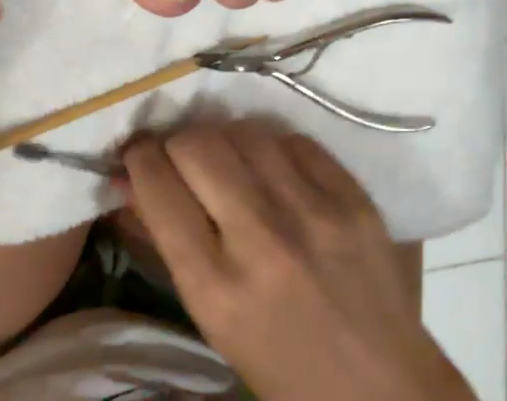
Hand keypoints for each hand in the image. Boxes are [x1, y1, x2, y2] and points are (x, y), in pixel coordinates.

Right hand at [121, 120, 472, 400]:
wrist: (383, 388)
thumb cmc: (276, 359)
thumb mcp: (206, 312)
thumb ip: (161, 238)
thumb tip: (123, 175)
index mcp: (215, 286)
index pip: (156, 184)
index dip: (138, 158)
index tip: (138, 156)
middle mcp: (262, 242)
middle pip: (196, 145)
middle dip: (176, 143)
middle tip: (181, 159)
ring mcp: (315, 216)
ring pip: (243, 130)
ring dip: (224, 140)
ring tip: (229, 162)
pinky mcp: (355, 201)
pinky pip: (294, 139)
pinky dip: (273, 148)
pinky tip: (275, 172)